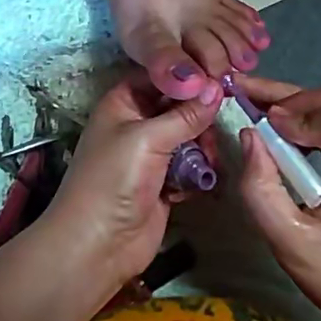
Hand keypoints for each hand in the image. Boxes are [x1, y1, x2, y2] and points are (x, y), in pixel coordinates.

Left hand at [41, 71, 221, 289]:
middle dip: (200, 117)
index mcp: (124, 100)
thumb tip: (218, 86)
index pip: (162, 74)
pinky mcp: (164, 181)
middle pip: (180, 106)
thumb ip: (186, 114)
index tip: (223, 79)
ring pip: (190, 136)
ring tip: (207, 162)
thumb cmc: (114, 179)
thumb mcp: (148, 138)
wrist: (98, 245)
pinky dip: (198, 171)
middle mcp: (137, 121)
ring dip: (202, 147)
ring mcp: (151, 153)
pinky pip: (191, 165)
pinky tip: (202, 181)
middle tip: (212, 135)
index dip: (190, 76)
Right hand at [233, 77, 320, 320]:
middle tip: (251, 108)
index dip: (301, 116)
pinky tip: (282, 131)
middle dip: (294, 102)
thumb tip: (248, 134)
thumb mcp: (292, 248)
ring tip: (258, 111)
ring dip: (298, 107)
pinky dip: (308, 120)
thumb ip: (263, 192)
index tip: (263, 130)